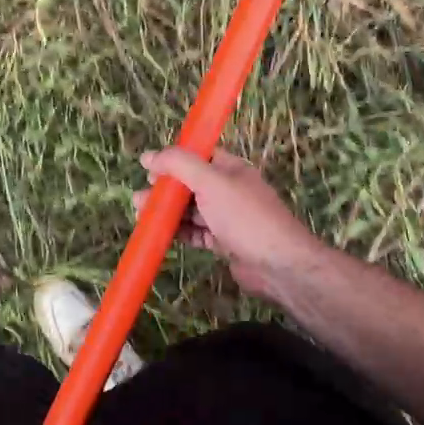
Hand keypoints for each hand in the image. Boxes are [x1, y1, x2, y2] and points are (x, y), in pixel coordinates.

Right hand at [131, 147, 326, 301]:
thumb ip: (178, 164)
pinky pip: (196, 231)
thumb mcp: (210, 182)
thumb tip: (148, 156)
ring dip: (166, 212)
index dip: (171, 160)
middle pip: (188, 183)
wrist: (282, 268)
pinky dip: (179, 231)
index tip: (149, 170)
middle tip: (141, 199)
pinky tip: (162, 235)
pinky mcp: (225, 241)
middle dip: (163, 190)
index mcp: (229, 169)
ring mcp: (227, 217)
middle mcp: (228, 190)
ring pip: (189, 209)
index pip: (196, 156)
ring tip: (142, 217)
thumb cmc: (246, 217)